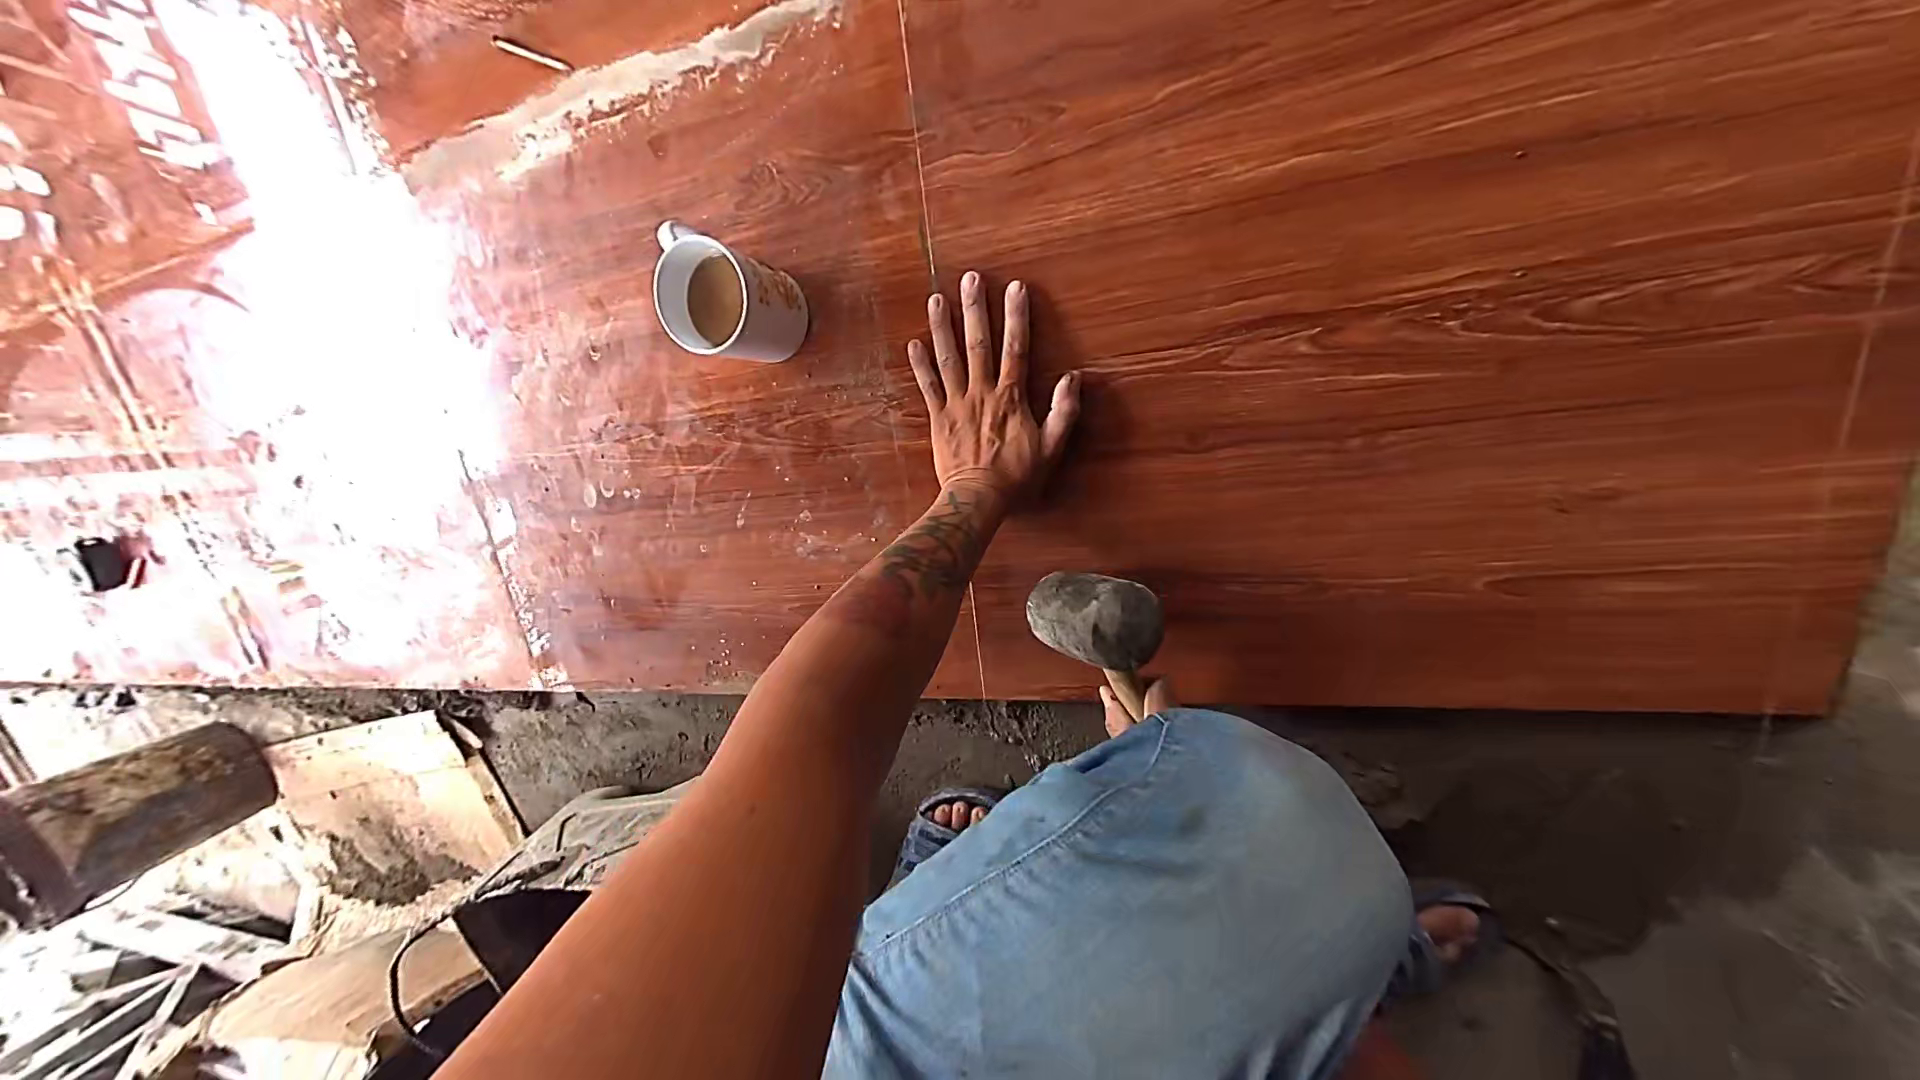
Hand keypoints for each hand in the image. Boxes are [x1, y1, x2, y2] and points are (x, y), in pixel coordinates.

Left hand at [907, 271, 1079, 505]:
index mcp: (1010, 397)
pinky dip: (920, 365)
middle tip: (970, 278)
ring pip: (949, 358)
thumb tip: (1074, 378)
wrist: (978, 498)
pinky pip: (927, 387)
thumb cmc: (1016, 477)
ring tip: (936, 299)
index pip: (1015, 348)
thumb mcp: (1051, 447)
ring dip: (943, 327)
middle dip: (975, 309)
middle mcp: (982, 392)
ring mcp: (957, 403)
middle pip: (978, 344)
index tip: (1015, 287)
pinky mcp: (938, 418)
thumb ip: (1063, 412)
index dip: (1016, 316)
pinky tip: (913, 343)